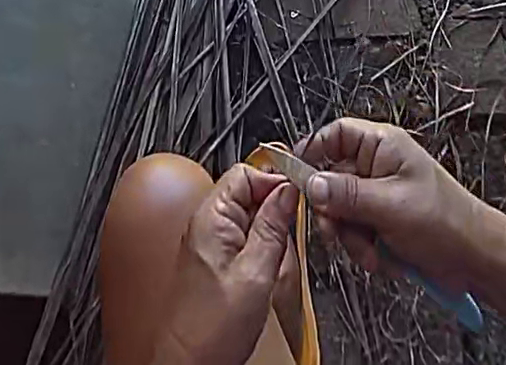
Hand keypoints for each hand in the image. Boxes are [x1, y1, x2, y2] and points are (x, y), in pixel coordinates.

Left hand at [153, 163, 300, 364]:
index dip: (275, 180)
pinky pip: (245, 238)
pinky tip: (267, 270)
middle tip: (289, 234)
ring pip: (251, 215)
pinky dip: (262, 247)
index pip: (247, 172)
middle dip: (274, 208)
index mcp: (211, 215)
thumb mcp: (255, 273)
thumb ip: (274, 227)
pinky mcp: (216, 260)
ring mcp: (210, 240)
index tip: (298, 196)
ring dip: (270, 230)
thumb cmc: (210, 332)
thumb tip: (289, 190)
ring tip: (276, 258)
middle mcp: (207, 222)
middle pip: (249, 191)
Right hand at [296, 118, 495, 291]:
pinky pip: (355, 230)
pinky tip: (383, 257)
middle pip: (331, 177)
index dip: (313, 150)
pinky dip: (364, 247)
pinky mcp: (381, 219)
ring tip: (373, 252)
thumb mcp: (391, 205)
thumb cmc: (445, 221)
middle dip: (335, 211)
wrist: (477, 260)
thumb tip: (311, 184)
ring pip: (341, 209)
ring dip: (351, 237)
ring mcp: (378, 193)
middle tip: (339, 231)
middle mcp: (377, 164)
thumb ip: (348, 194)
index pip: (335, 134)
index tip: (296, 176)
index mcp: (381, 145)